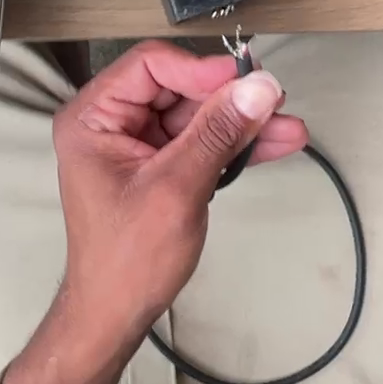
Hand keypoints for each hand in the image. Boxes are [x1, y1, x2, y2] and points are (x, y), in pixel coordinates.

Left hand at [3, 41, 306, 383]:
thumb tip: (260, 87)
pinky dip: (234, 144)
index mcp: (92, 117)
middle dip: (229, 98)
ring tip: (290, 127)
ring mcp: (136, 143)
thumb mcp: (177, 188)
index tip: (248, 81)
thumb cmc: (129, 259)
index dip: (201, 70)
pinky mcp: (159, 164)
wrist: (115, 316)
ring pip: (196, 115)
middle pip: (178, 89)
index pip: (150, 66)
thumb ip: (218, 133)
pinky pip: (200, 141)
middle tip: (277, 101)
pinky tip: (274, 143)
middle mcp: (110, 121)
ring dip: (242, 122)